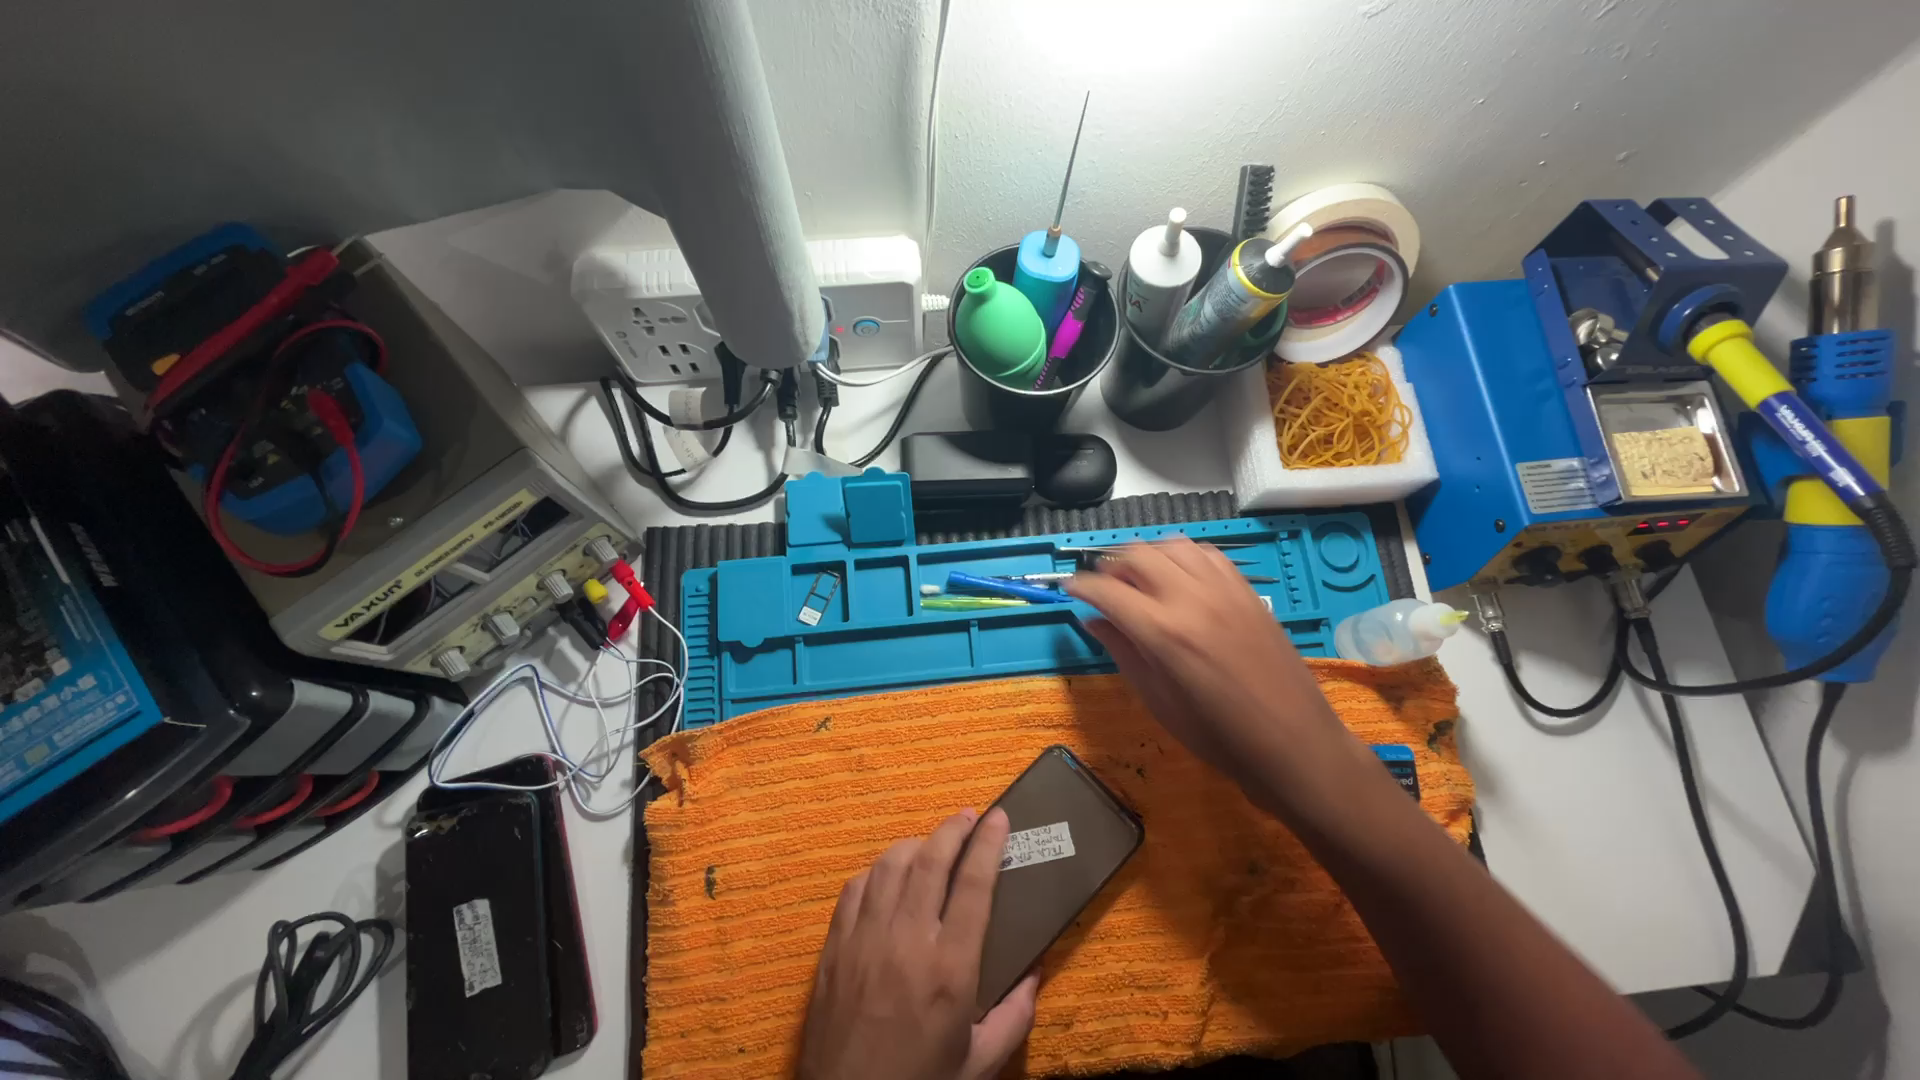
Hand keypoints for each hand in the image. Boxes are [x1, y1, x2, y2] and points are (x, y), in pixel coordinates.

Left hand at [799, 808, 1041, 1079]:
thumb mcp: (980, 1063)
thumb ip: (1014, 1016)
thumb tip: (1035, 972)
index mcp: (951, 967)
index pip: (974, 884)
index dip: (988, 843)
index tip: (998, 818)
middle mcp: (908, 940)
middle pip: (931, 860)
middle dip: (954, 828)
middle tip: (969, 816)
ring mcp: (865, 938)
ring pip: (890, 865)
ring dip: (916, 843)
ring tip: (933, 842)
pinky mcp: (834, 946)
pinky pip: (855, 888)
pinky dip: (877, 871)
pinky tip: (889, 875)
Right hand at [1065, 538, 1357, 810]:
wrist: (1292, 742)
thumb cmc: (1218, 736)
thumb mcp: (1158, 700)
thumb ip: (1123, 651)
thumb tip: (1093, 620)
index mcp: (1163, 632)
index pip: (1107, 590)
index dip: (1081, 587)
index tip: (1069, 590)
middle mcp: (1191, 598)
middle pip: (1136, 556)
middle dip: (1109, 565)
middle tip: (1102, 588)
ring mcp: (1223, 589)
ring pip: (1172, 545)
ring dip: (1146, 555)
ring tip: (1138, 578)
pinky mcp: (1247, 591)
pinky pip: (1207, 555)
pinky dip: (1182, 557)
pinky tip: (1178, 578)